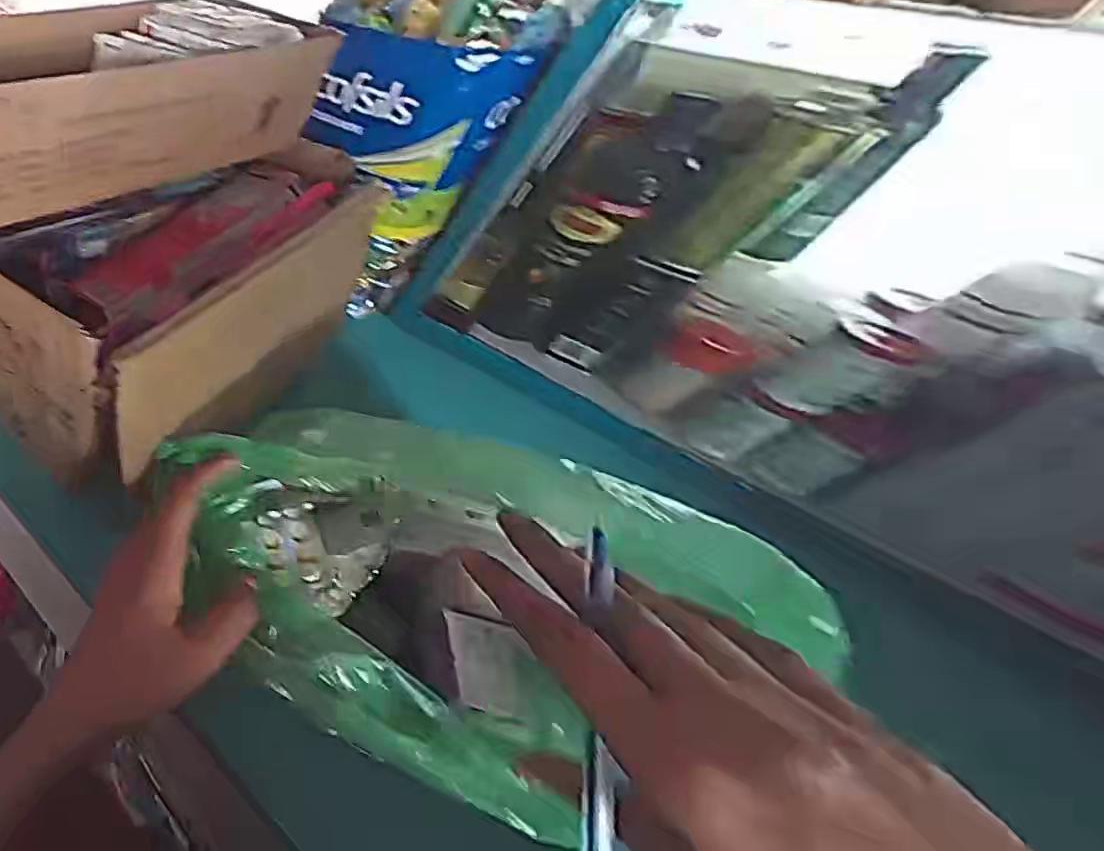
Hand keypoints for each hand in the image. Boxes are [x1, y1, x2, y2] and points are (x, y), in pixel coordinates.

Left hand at [44, 455, 257, 739]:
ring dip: (190, 501)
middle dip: (201, 480)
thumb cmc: (137, 679)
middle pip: (169, 500)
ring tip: (226, 502)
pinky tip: (201, 546)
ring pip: (161, 516)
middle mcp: (136, 550)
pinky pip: (157, 534)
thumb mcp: (196, 659)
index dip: (206, 472)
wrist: (83, 702)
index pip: (180, 499)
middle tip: (240, 478)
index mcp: (154, 561)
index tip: (235, 460)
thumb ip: (230, 618)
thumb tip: (252, 581)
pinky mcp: (123, 576)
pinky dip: (182, 524)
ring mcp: (125, 562)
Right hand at [461, 512, 1030, 850]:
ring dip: (623, 586)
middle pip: (620, 614)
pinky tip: (683, 612)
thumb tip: (531, 760)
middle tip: (516, 522)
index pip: (570, 651)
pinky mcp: (853, 716)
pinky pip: (753, 645)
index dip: (514, 596)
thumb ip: (607, 807)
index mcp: (676, 761)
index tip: (475, 557)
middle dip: (559, 561)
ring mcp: (794, 706)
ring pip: (683, 620)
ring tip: (583, 561)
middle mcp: (725, 714)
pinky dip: (701, 619)